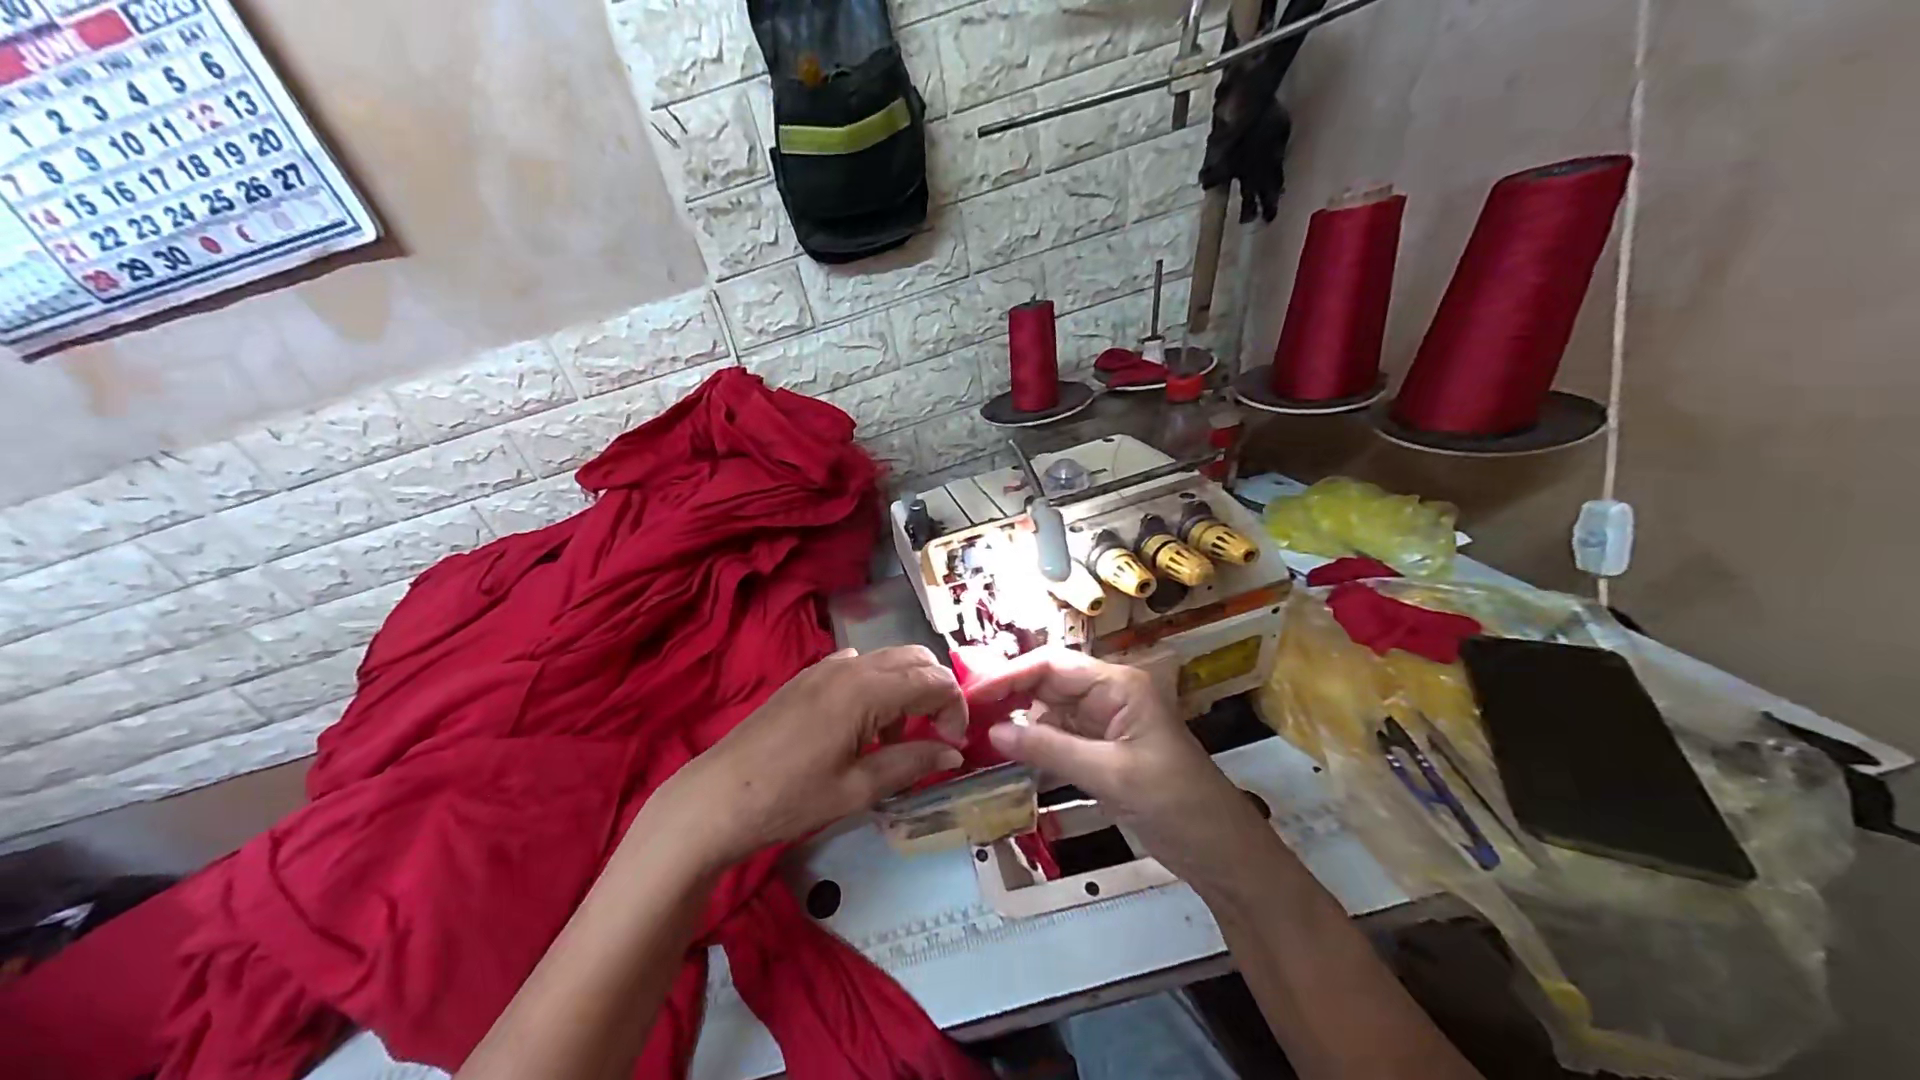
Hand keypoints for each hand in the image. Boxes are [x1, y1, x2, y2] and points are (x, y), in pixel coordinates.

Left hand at [644, 647, 967, 872]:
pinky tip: (865, 726)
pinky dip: (879, 686)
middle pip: (916, 658)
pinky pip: (859, 667)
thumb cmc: (789, 798)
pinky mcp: (807, 677)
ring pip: (888, 659)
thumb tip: (954, 752)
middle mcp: (849, 666)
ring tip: (898, 739)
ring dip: (908, 688)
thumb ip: (911, 763)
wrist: (716, 798)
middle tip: (936, 735)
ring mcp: (825, 668)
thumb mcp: (856, 789)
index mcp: (865, 690)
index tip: (954, 744)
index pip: (934, 680)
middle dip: (937, 691)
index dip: (955, 708)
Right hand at [972, 648, 1272, 888]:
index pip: (1053, 665)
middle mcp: (1109, 697)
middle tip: (963, 712)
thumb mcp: (1112, 775)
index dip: (1010, 674)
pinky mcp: (1102, 753)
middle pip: (1048, 684)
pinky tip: (1005, 754)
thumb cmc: (1176, 803)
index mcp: (1119, 685)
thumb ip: (1050, 749)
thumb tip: (994, 731)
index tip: (971, 693)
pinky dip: (1033, 745)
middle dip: (1008, 695)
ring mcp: (1105, 725)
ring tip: (974, 732)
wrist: (1222, 852)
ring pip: (1050, 712)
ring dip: (1017, 721)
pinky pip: (1058, 739)